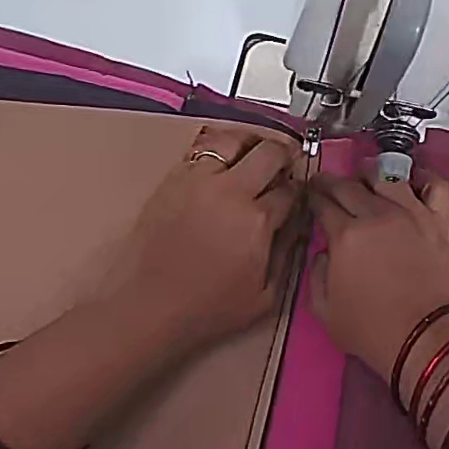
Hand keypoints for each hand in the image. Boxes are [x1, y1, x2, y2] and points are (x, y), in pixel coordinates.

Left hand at [97, 126, 300, 356]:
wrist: (149, 306)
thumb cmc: (208, 308)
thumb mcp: (265, 296)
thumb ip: (286, 256)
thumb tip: (297, 227)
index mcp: (257, 220)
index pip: (291, 190)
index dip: (298, 191)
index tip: (296, 197)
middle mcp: (230, 191)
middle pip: (269, 152)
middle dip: (284, 156)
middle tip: (285, 165)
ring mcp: (197, 180)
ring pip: (232, 140)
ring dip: (250, 144)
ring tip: (254, 156)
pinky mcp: (172, 180)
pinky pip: (201, 151)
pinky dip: (218, 153)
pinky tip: (221, 167)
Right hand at [307, 164, 448, 379]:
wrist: (424, 339)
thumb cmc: (371, 330)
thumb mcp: (324, 309)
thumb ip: (317, 274)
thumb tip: (324, 253)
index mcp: (345, 235)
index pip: (323, 203)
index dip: (312, 196)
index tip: (309, 194)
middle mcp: (377, 216)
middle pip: (350, 186)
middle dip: (332, 182)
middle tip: (326, 183)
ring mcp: (412, 215)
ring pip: (388, 178)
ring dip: (371, 173)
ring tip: (364, 175)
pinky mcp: (439, 222)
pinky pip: (436, 187)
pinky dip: (425, 178)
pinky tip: (414, 179)